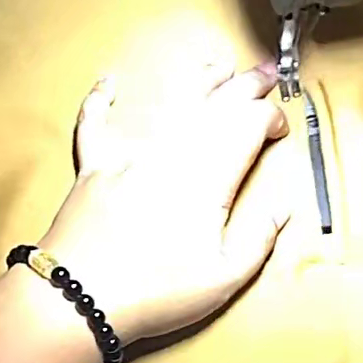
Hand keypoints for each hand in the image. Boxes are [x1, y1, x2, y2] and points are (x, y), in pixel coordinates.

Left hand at [32, 61, 290, 343]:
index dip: (269, 119)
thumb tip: (282, 206)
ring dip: (196, 81)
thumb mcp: (224, 278)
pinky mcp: (93, 168)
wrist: (80, 297)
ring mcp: (128, 157)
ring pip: (167, 103)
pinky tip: (109, 83)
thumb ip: (259, 238)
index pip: (246, 127)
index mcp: (206, 180)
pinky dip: (101, 101)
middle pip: (214, 107)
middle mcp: (169, 156)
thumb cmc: (155, 293)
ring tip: (218, 65)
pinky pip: (95, 123)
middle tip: (266, 73)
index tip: (279, 129)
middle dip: (246, 87)